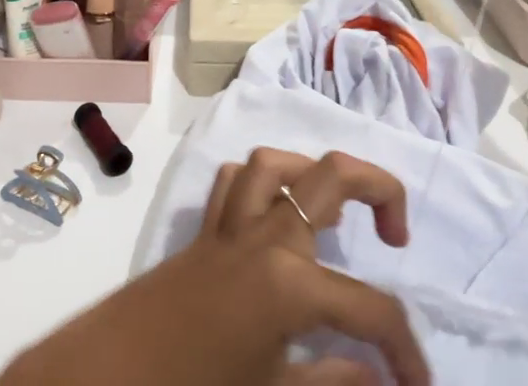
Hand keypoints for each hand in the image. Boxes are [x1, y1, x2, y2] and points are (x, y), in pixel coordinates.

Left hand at [0, 149, 428, 385]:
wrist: (109, 375)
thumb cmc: (196, 384)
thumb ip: (334, 378)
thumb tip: (381, 376)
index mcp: (290, 283)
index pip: (372, 310)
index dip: (406, 351)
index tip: (419, 381)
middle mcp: (265, 236)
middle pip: (334, 175)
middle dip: (383, 189)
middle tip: (395, 236)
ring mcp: (230, 227)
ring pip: (275, 163)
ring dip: (312, 176)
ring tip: (333, 216)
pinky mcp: (204, 233)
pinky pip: (233, 183)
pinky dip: (260, 185)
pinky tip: (273, 218)